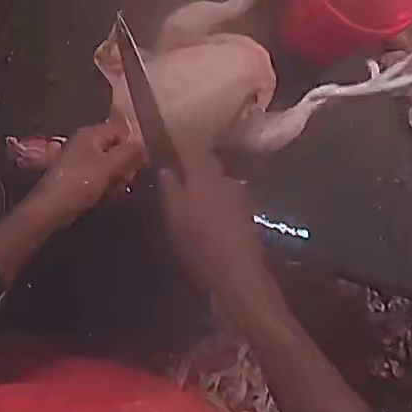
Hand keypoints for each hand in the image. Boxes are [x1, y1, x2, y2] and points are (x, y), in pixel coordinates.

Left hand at [22, 121, 145, 230]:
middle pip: (115, 149)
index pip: (121, 131)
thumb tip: (144, 146)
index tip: (142, 164)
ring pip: (108, 166)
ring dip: (117, 178)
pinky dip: (105, 186)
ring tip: (117, 192)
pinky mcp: (76, 178)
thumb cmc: (81, 182)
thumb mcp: (110, 165)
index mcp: (91, 134)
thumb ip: (130, 152)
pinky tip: (107, 198)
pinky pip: (98, 178)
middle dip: (126, 165)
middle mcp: (85, 143)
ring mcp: (79, 161)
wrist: (51, 208)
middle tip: (129, 181)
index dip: (134, 146)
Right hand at [158, 147, 268, 291]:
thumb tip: (166, 168)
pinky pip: (226, 196)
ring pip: (218, 179)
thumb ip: (170, 188)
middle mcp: (223, 178)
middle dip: (194, 162)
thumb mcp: (174, 214)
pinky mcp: (246, 212)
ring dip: (206, 181)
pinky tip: (207, 212)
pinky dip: (215, 198)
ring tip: (191, 193)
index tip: (169, 141)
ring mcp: (238, 194)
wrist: (238, 271)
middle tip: (177, 168)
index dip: (181, 141)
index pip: (192, 146)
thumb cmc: (199, 240)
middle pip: (208, 161)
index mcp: (203, 174)